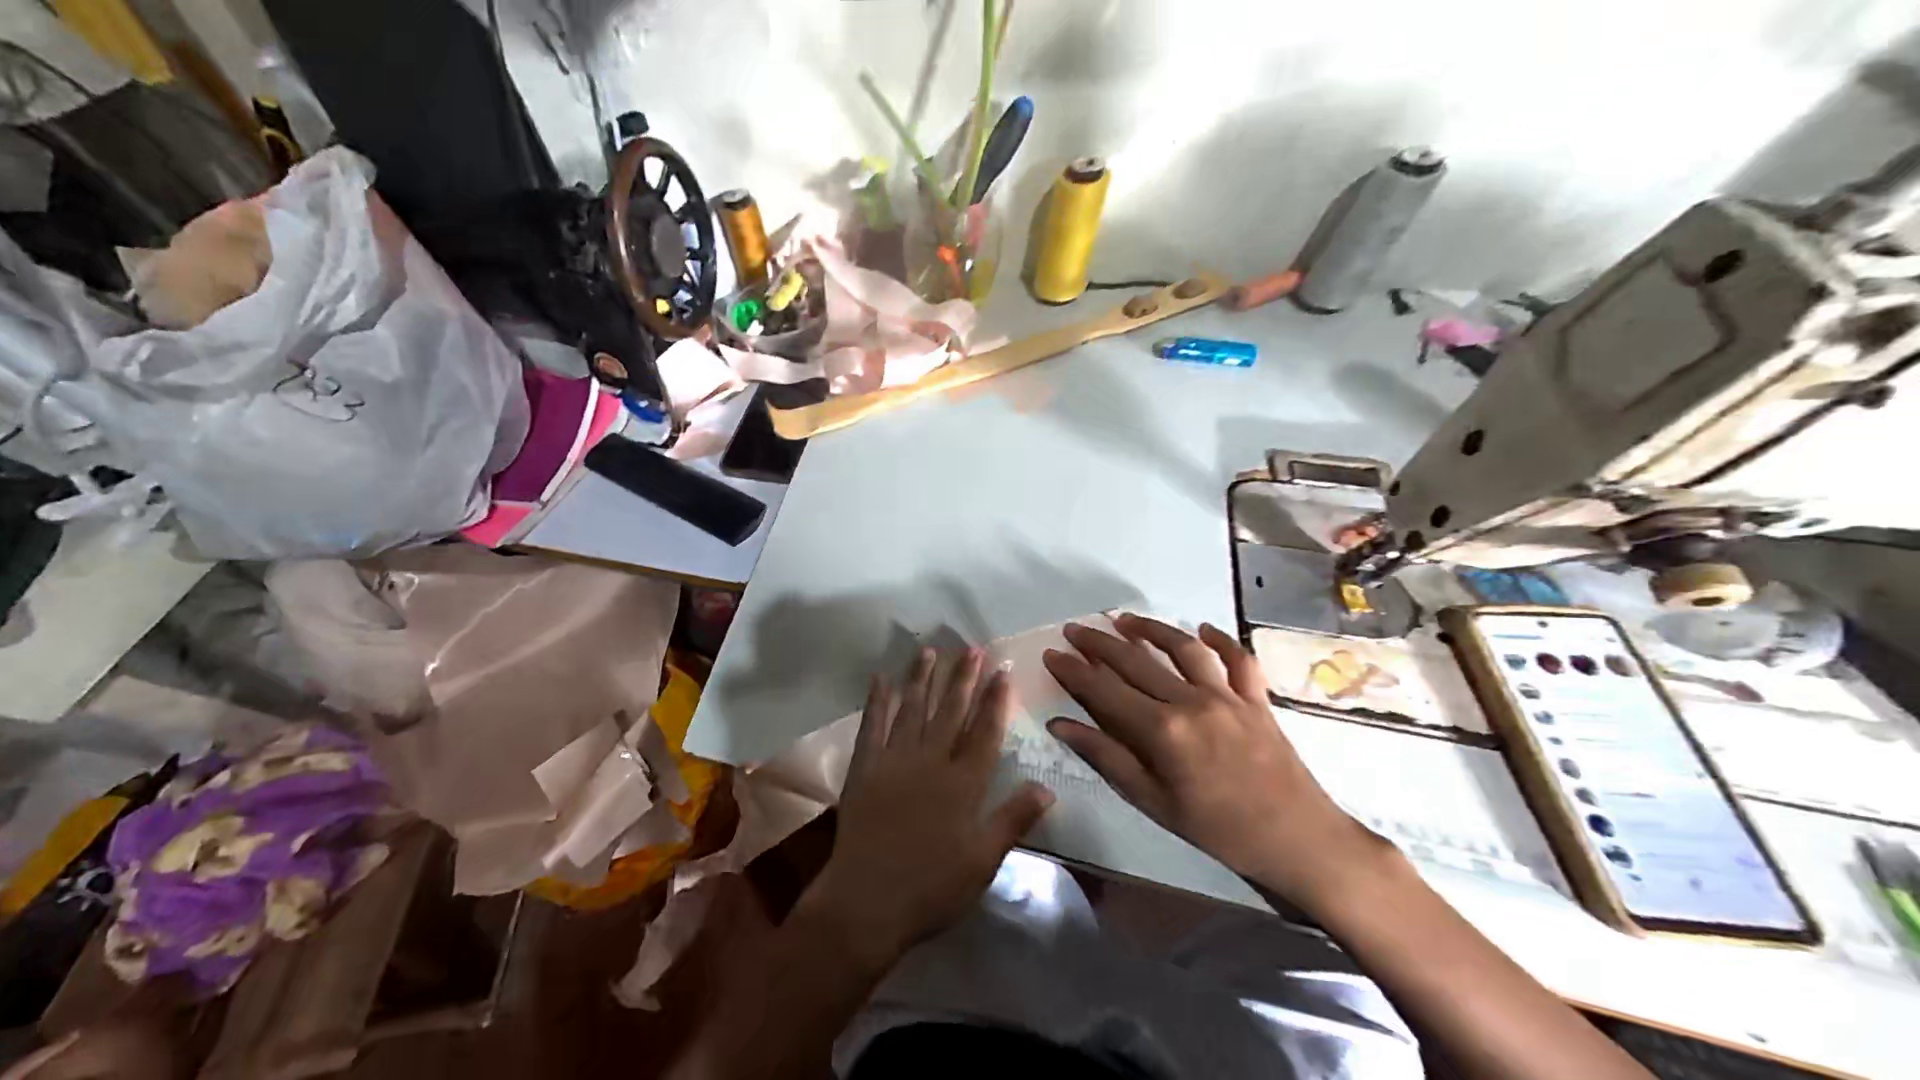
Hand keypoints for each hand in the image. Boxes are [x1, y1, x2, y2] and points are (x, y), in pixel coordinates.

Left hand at [810, 647, 1053, 961]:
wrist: (866, 902)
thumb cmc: (931, 887)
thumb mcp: (983, 861)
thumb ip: (1013, 819)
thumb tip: (1047, 787)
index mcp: (963, 784)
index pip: (985, 731)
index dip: (995, 700)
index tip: (1003, 670)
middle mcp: (930, 762)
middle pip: (950, 712)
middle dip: (963, 678)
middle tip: (972, 648)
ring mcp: (894, 761)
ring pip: (912, 709)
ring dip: (922, 678)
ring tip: (931, 651)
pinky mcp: (864, 768)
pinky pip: (872, 725)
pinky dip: (877, 700)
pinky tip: (882, 679)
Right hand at [1042, 615, 1387, 908]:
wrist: (1297, 838)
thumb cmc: (1218, 829)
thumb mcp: (1153, 802)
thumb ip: (1107, 758)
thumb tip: (1062, 725)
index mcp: (1162, 730)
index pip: (1105, 690)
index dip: (1075, 670)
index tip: (1051, 653)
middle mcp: (1191, 701)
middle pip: (1136, 661)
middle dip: (1100, 643)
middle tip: (1075, 629)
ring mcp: (1227, 695)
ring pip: (1183, 649)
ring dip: (1151, 629)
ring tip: (1124, 619)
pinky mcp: (1256, 698)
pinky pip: (1237, 659)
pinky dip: (1221, 640)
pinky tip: (1203, 629)